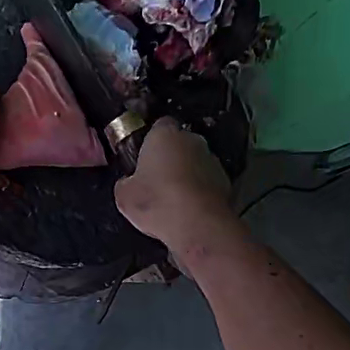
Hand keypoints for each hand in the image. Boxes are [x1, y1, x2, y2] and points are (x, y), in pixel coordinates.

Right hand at [113, 117, 240, 252]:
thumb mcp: (124, 196)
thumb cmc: (157, 202)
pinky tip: (189, 209)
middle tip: (156, 182)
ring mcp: (212, 159)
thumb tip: (127, 183)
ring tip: (174, 200)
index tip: (144, 158)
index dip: (151, 142)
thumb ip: (125, 183)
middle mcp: (191, 140)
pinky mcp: (225, 180)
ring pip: (195, 162)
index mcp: (164, 134)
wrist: (197, 224)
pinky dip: (200, 191)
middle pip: (179, 144)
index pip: (159, 125)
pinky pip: (207, 182)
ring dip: (187, 175)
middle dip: (170, 158)